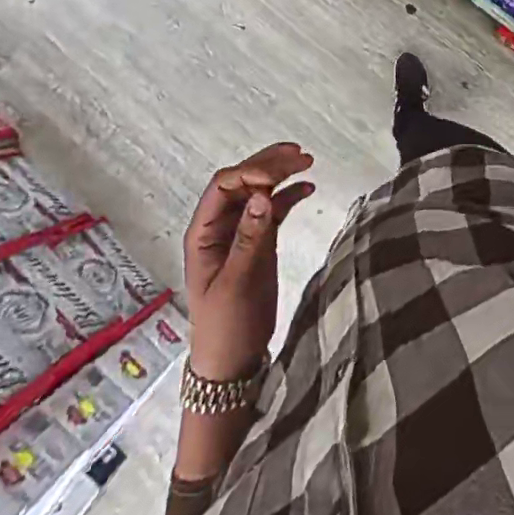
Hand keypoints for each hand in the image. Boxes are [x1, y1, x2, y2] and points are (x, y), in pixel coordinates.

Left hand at [182, 143, 314, 380]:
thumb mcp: (236, 282)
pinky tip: (309, 188)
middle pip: (242, 182)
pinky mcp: (261, 243)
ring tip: (307, 161)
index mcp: (204, 232)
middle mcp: (221, 226)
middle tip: (300, 154)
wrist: (233, 360)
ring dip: (281, 174)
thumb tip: (263, 195)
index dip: (250, 171)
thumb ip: (249, 238)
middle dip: (268, 164)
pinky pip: (275, 210)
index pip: (224, 186)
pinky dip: (291, 196)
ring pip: (260, 192)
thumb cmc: (226, 325)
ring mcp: (242, 233)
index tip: (281, 171)